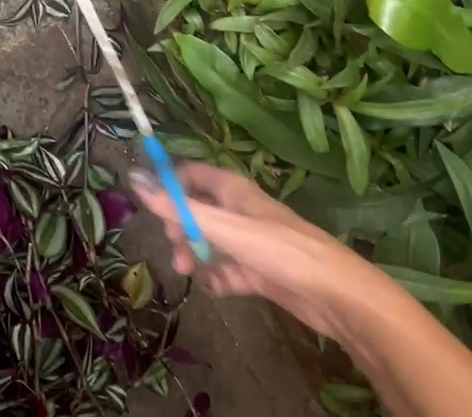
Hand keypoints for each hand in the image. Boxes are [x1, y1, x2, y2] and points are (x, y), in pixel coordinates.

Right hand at [130, 162, 402, 343]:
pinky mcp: (261, 272)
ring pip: (210, 241)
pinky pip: (228, 270)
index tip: (148, 201)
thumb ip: (177, 207)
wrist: (339, 298)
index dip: (168, 183)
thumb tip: (132, 177)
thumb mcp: (223, 227)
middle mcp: (240, 211)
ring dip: (194, 253)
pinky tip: (212, 287)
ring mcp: (251, 242)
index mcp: (233, 190)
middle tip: (172, 244)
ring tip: (186, 270)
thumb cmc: (281, 250)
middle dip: (178, 225)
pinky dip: (216, 277)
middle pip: (197, 209)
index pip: (191, 173)